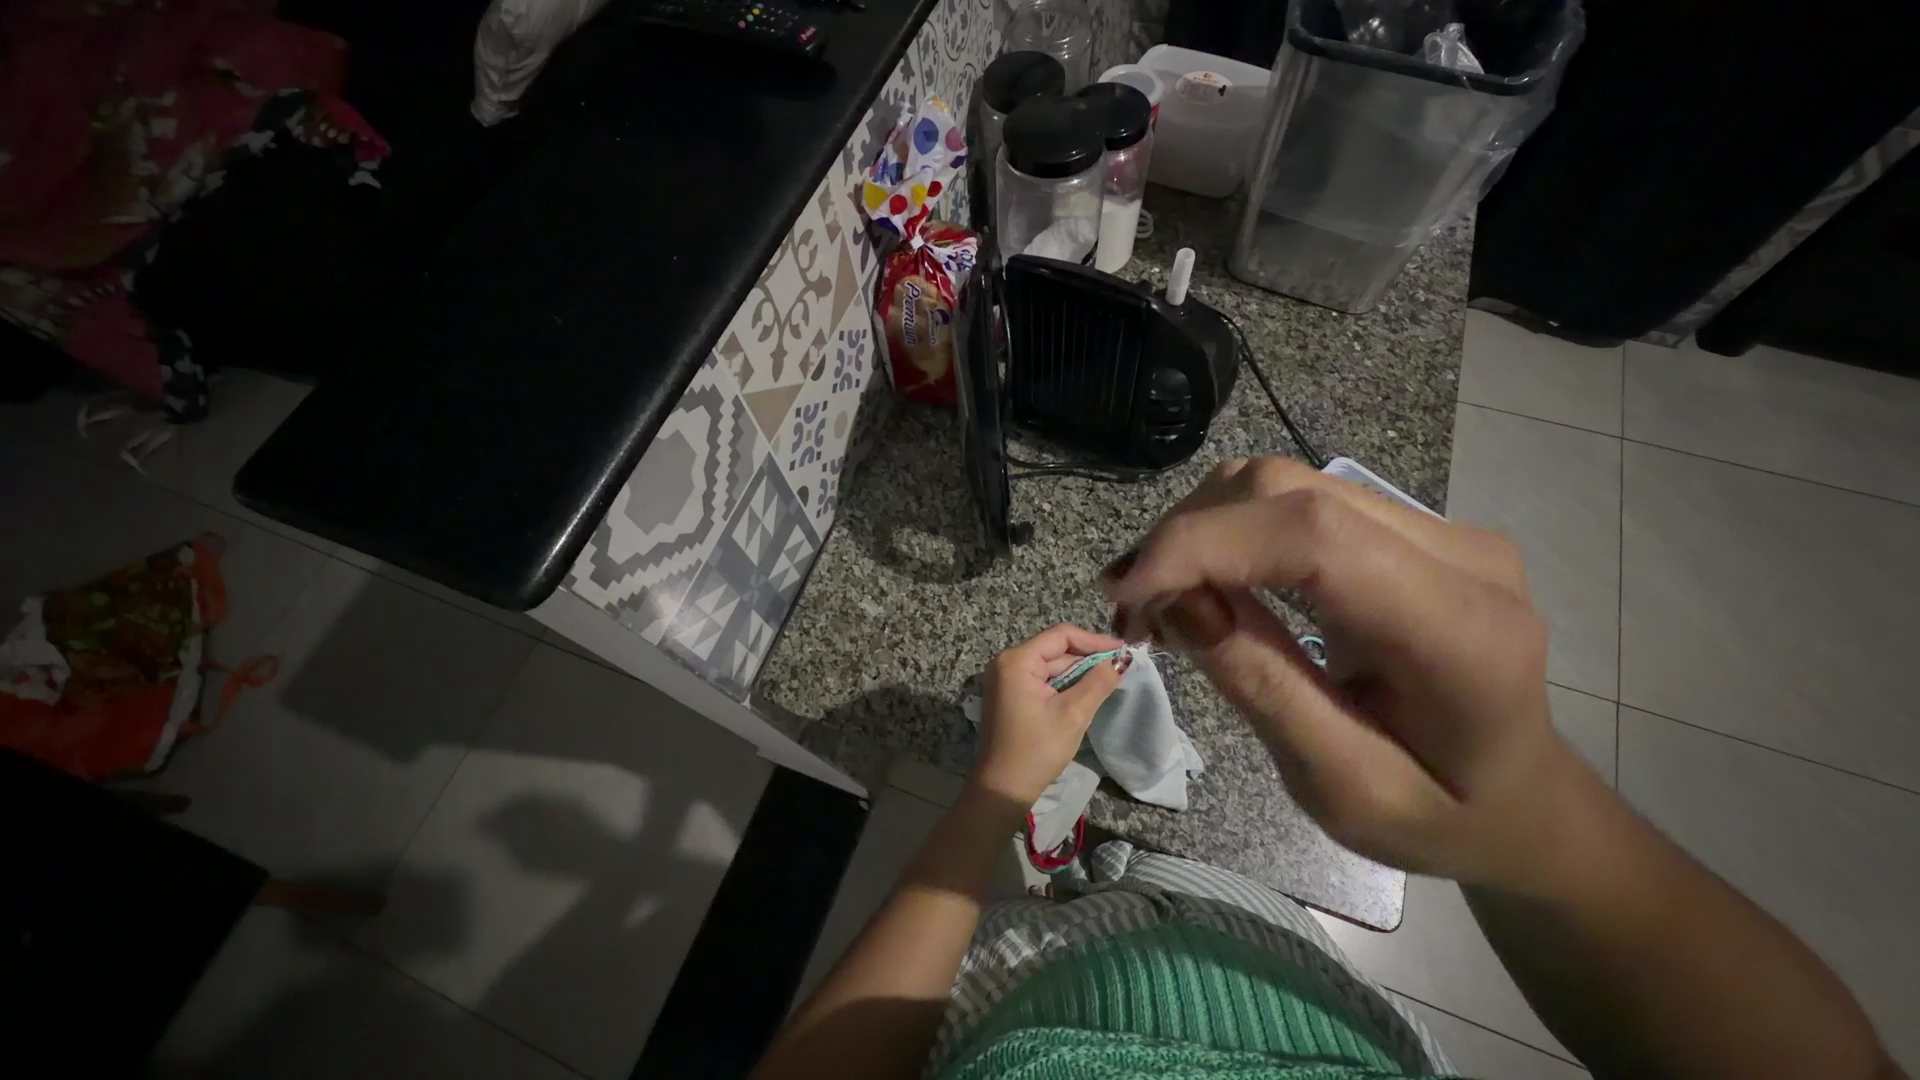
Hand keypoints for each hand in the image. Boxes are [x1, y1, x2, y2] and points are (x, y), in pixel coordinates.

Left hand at [971, 624, 1126, 805]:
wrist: (1003, 788)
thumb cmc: (1037, 749)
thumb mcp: (1073, 714)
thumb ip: (1098, 682)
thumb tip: (1121, 660)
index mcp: (1016, 660)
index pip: (1060, 636)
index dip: (1094, 640)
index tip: (1122, 651)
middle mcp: (1006, 662)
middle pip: (1054, 649)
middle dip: (1087, 657)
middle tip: (1121, 666)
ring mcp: (1005, 679)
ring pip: (1049, 665)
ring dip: (1078, 671)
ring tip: (1109, 677)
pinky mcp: (1009, 694)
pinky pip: (1041, 679)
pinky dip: (1064, 683)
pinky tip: (1086, 690)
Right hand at [1103, 456, 1581, 889]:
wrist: (1523, 799)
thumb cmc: (1440, 815)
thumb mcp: (1343, 788)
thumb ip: (1262, 688)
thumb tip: (1176, 600)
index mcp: (1459, 628)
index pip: (1312, 537)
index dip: (1201, 546)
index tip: (1127, 597)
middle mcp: (1458, 552)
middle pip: (1288, 491)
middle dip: (1184, 537)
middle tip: (1130, 610)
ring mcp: (1440, 528)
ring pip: (1283, 483)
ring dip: (1199, 529)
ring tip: (1157, 598)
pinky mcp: (1411, 527)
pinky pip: (1298, 502)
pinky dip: (1230, 530)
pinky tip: (1203, 579)